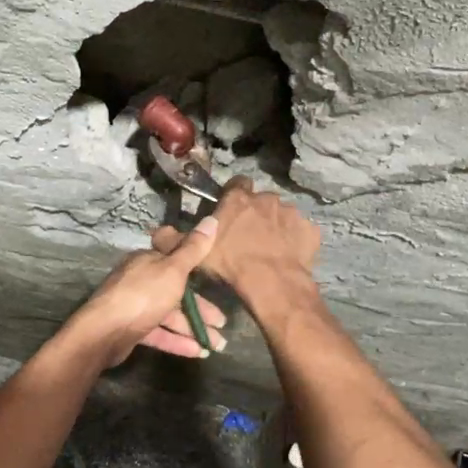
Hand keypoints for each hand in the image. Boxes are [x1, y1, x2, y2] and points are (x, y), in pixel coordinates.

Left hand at [68, 217, 227, 368]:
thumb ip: (193, 249)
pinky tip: (197, 352)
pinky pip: (159, 333)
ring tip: (217, 344)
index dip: (197, 271)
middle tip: (223, 323)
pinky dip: (178, 341)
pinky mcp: (131, 329)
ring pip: (169, 316)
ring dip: (193, 328)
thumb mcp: (173, 269)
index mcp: (146, 262)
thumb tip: (212, 219)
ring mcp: (135, 306)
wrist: (105, 331)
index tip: (216, 282)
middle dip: (201, 309)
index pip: (176, 261)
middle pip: (175, 293)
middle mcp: (139, 281)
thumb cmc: (143, 295)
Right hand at [151, 179, 319, 296]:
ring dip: (275, 227)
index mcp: (238, 199)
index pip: (237, 184)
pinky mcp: (310, 231)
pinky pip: (301, 233)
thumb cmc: (230, 265)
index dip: (233, 196)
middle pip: (259, 201)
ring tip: (268, 250)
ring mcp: (292, 214)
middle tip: (245, 238)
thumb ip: (173, 240)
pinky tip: (287, 257)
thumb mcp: (195, 254)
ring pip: (281, 216)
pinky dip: (294, 242)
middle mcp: (266, 199)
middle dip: (254, 214)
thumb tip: (156, 232)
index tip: (229, 212)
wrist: (272, 284)